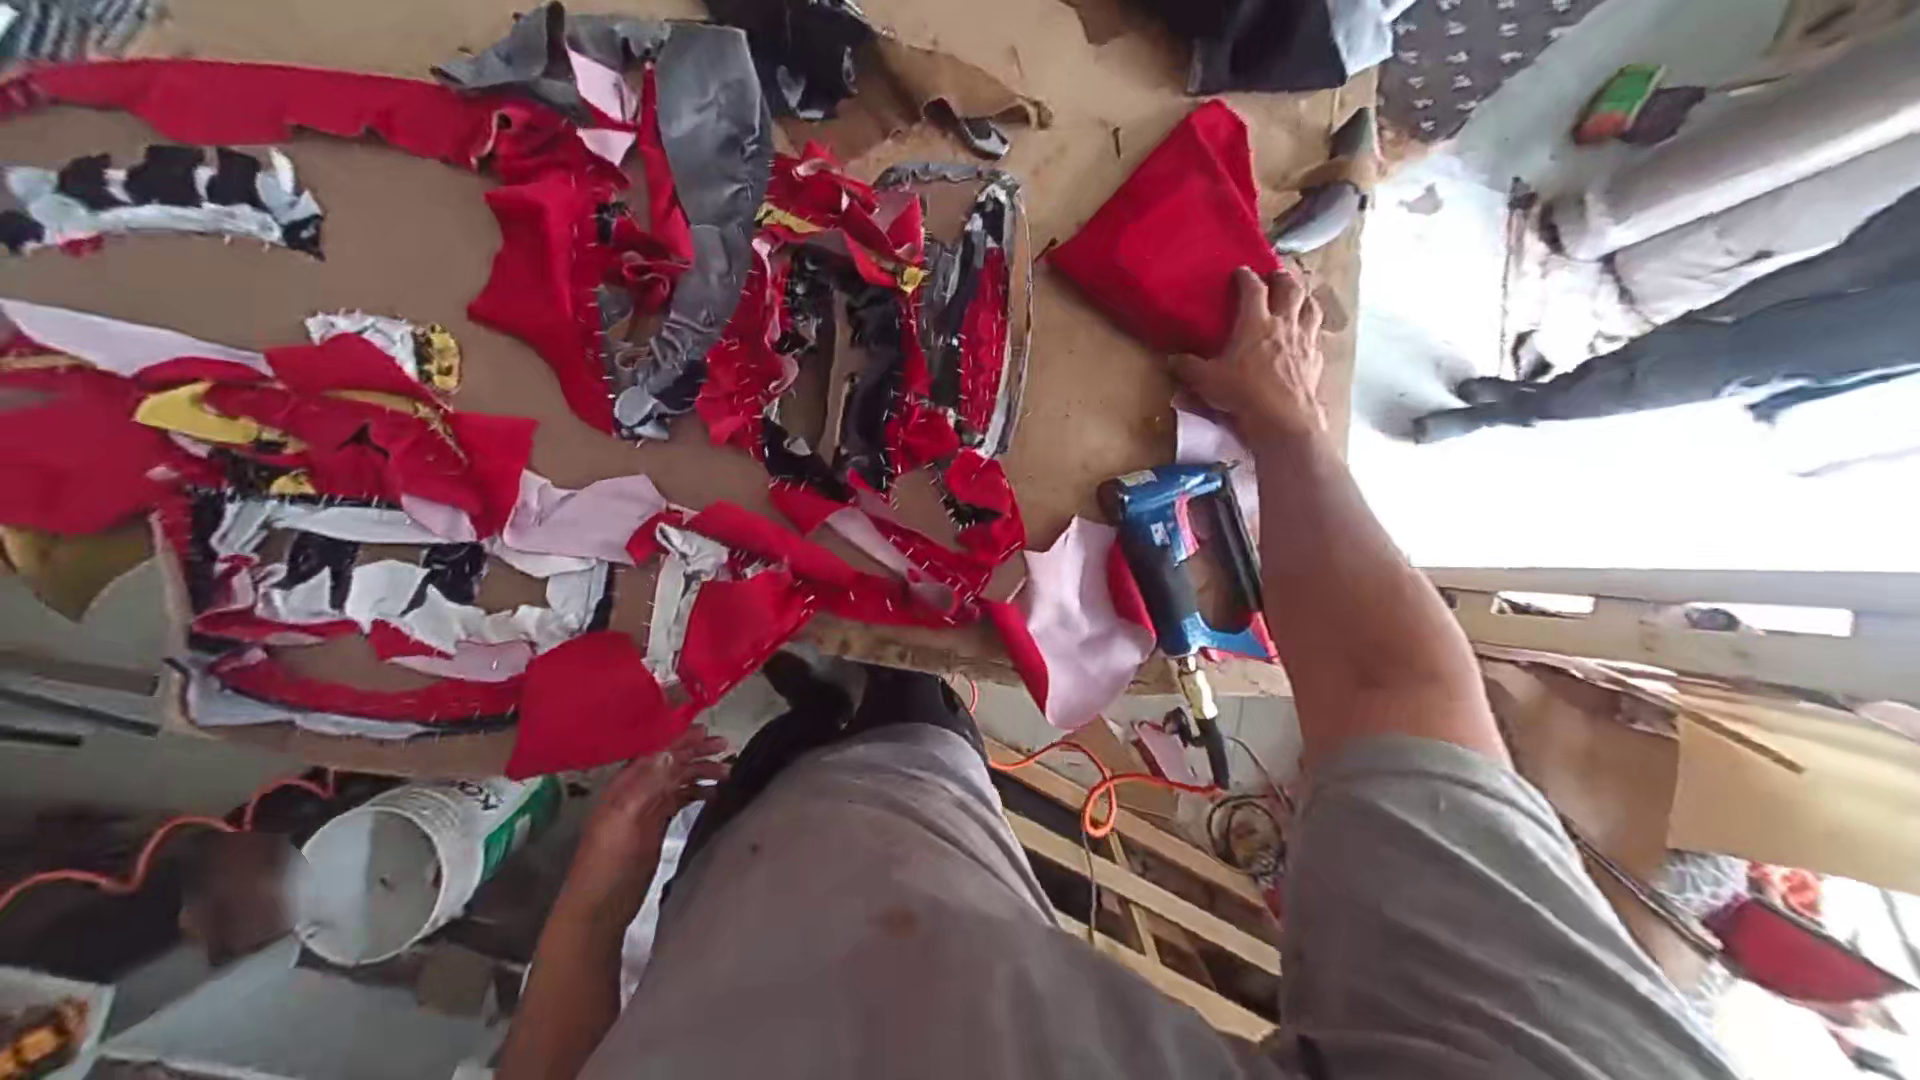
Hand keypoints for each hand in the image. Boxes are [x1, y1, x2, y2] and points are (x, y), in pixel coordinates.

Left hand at [564, 725, 728, 915]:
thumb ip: (648, 785)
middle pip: (671, 763)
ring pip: (679, 780)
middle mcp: (637, 791)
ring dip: (701, 772)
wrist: (599, 908)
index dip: (680, 739)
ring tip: (728, 773)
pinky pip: (681, 799)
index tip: (707, 730)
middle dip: (696, 752)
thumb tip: (672, 753)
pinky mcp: (657, 826)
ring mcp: (648, 809)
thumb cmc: (607, 862)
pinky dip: (698, 792)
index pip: (657, 752)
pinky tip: (715, 794)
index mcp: (625, 785)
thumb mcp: (625, 819)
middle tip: (725, 746)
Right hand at [1170, 266, 1325, 439]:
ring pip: (1311, 307)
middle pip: (1290, 289)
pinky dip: (1312, 329)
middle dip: (1282, 278)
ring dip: (1305, 297)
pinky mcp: (1316, 359)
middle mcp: (1284, 324)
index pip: (1253, 289)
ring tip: (1299, 296)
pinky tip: (1307, 334)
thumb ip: (1188, 368)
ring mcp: (1304, 340)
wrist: (1282, 418)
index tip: (1240, 272)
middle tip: (1276, 275)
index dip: (1246, 277)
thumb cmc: (1243, 393)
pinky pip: (1317, 335)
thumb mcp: (1206, 381)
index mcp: (1256, 322)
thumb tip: (1172, 360)